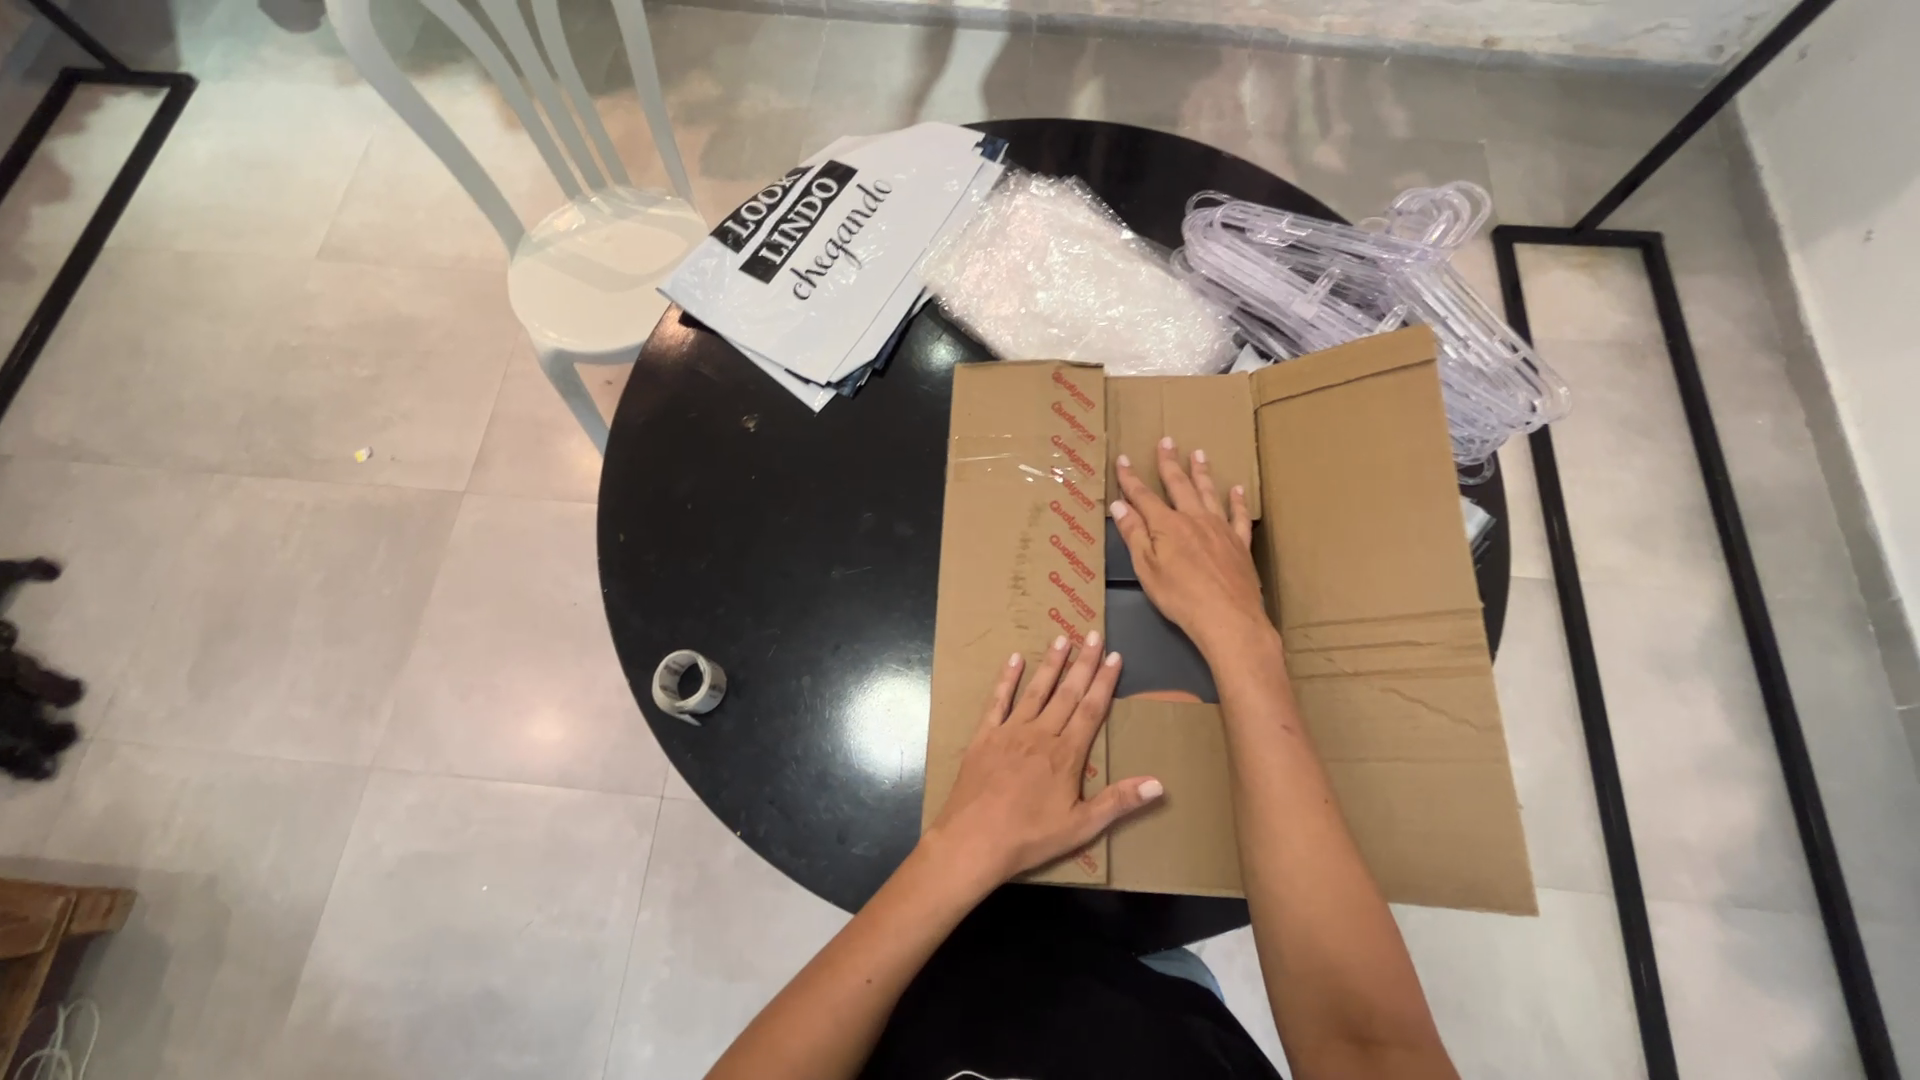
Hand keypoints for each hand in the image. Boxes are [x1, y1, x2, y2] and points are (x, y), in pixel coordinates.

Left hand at [926, 632, 1162, 885]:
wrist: (974, 841)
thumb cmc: (1030, 837)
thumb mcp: (1082, 826)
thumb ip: (1119, 802)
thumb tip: (1158, 783)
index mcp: (1066, 754)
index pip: (1091, 709)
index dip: (1104, 682)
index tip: (1115, 656)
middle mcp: (1040, 734)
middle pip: (1067, 693)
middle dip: (1083, 663)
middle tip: (1093, 634)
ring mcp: (1010, 732)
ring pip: (1035, 690)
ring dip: (1050, 664)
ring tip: (1062, 639)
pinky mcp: (984, 736)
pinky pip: (997, 701)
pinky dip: (1006, 679)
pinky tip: (1013, 659)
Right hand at [1112, 437, 1274, 657]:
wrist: (1228, 618)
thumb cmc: (1180, 597)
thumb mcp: (1146, 568)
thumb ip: (1134, 534)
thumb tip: (1120, 505)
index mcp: (1167, 525)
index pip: (1143, 496)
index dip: (1130, 478)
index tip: (1122, 459)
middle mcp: (1194, 519)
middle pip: (1179, 485)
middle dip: (1169, 463)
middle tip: (1166, 441)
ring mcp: (1221, 529)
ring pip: (1209, 493)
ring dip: (1201, 472)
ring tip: (1198, 453)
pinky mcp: (1240, 544)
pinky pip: (1239, 516)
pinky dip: (1237, 501)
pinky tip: (1236, 490)